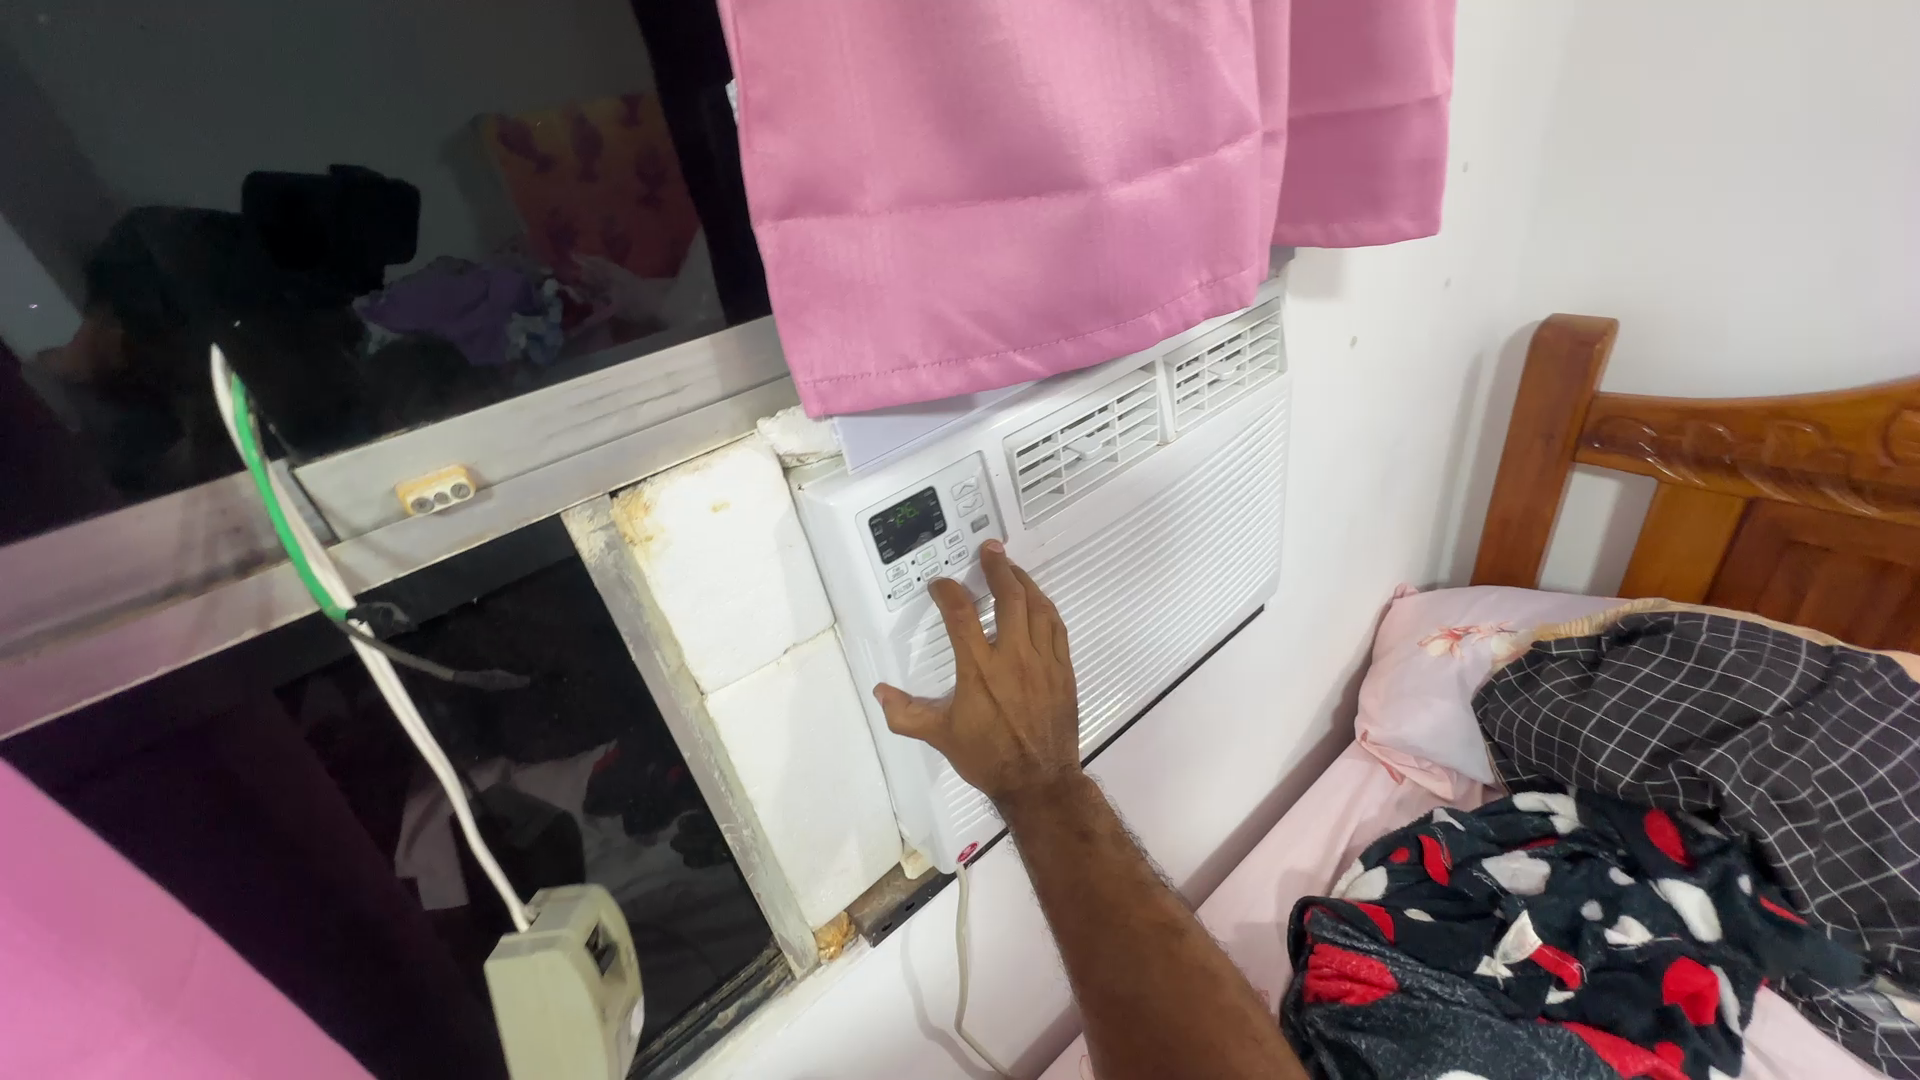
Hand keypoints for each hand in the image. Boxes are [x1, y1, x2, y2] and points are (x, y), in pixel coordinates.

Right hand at [873, 540, 1082, 807]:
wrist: (1039, 781)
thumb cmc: (988, 757)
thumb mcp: (940, 737)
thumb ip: (906, 714)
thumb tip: (881, 693)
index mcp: (979, 669)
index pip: (961, 615)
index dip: (948, 592)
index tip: (941, 585)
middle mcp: (1013, 657)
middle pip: (1009, 598)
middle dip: (997, 568)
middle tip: (990, 550)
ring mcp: (1042, 661)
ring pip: (1037, 607)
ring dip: (1024, 582)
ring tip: (1012, 568)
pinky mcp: (1062, 669)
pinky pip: (1056, 627)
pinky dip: (1045, 607)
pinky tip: (1038, 601)